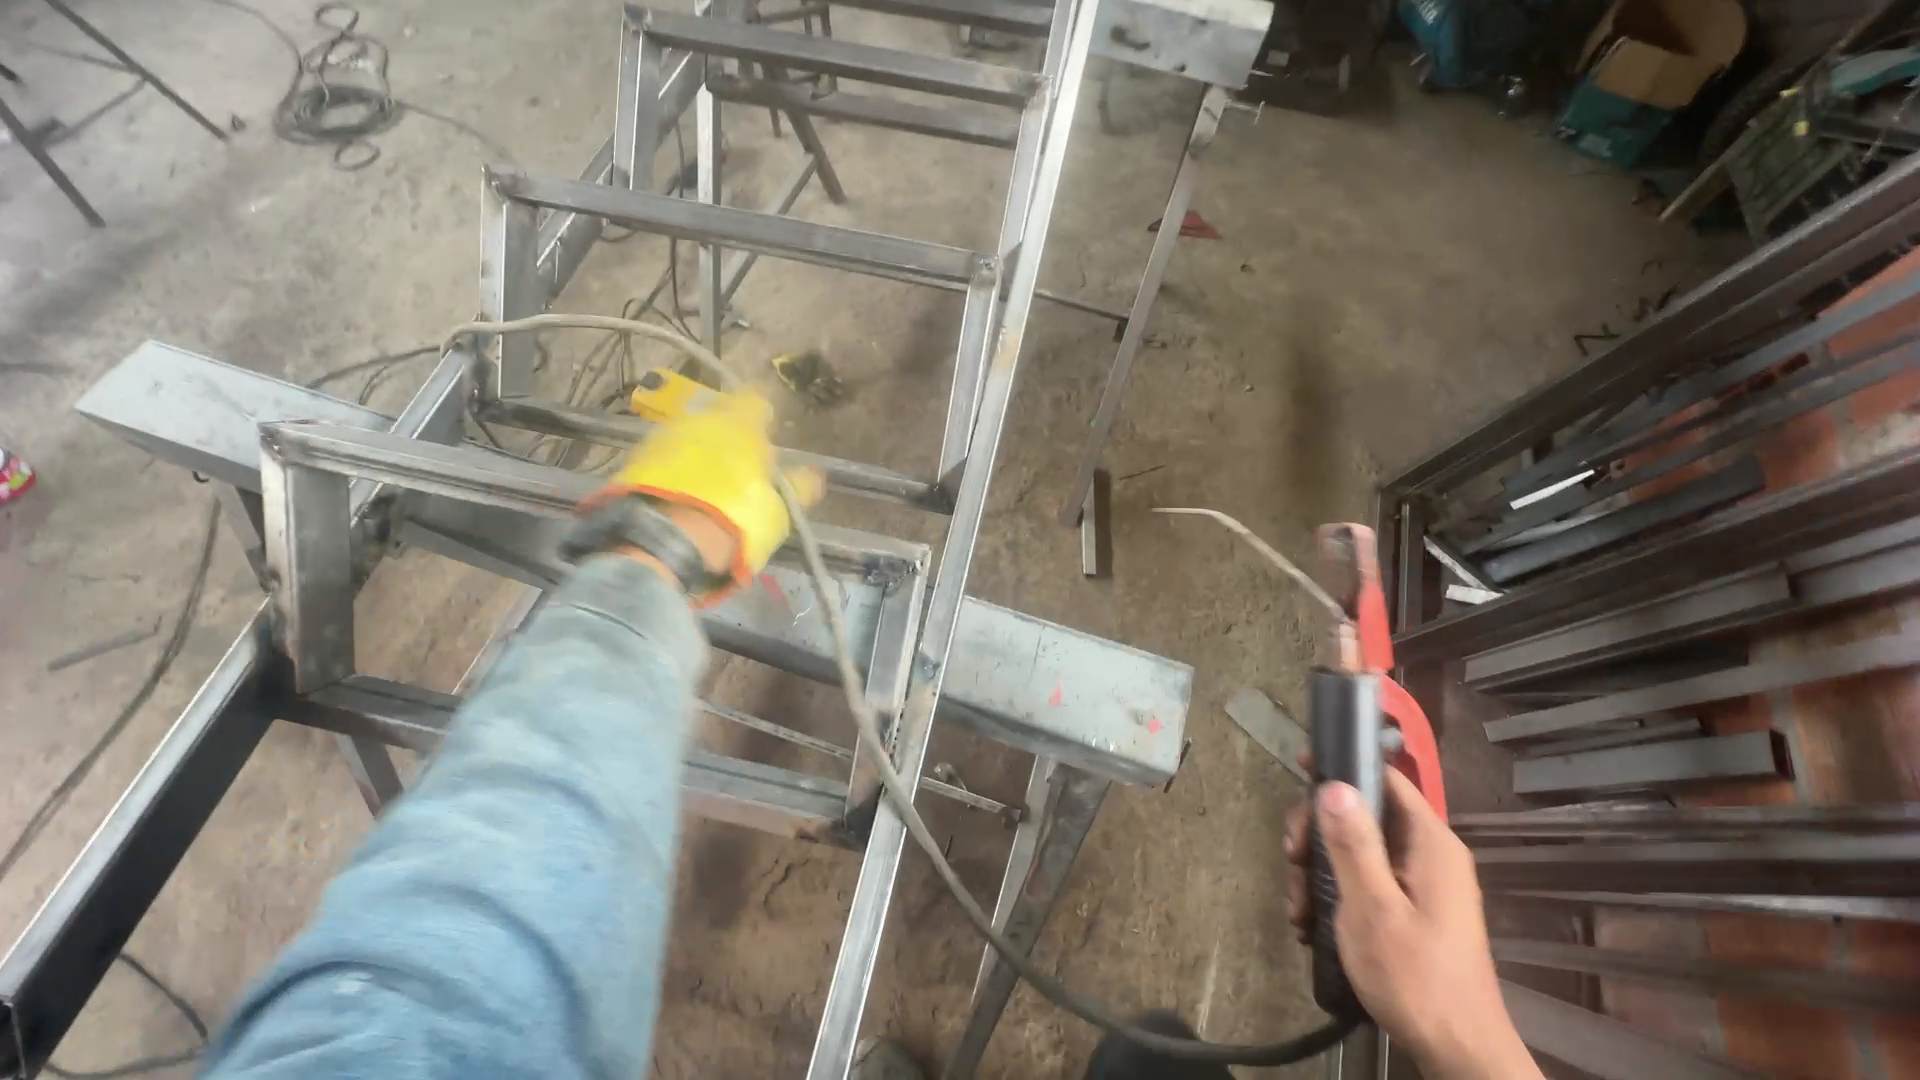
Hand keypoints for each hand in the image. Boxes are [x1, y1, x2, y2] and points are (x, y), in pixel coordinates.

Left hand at [587, 389, 820, 597]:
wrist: (664, 544)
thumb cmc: (735, 521)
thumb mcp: (779, 512)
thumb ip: (798, 486)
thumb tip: (813, 474)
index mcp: (739, 423)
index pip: (756, 399)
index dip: (764, 413)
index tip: (770, 432)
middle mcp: (698, 419)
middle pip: (718, 417)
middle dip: (729, 434)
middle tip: (741, 463)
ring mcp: (662, 438)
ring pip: (689, 436)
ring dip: (700, 452)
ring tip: (710, 483)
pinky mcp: (634, 462)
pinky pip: (665, 459)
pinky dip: (676, 470)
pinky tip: (683, 494)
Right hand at [1286, 768, 1540, 1079]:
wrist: (1457, 1052)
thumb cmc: (1415, 977)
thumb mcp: (1374, 908)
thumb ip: (1354, 845)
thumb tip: (1335, 784)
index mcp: (1429, 843)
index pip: (1386, 777)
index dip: (1345, 765)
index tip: (1301, 767)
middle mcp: (1428, 854)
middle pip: (1362, 814)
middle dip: (1318, 833)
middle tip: (1292, 859)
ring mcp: (1420, 883)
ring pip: (1356, 850)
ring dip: (1318, 870)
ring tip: (1298, 909)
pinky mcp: (1409, 909)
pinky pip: (1364, 880)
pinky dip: (1334, 894)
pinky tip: (1311, 924)